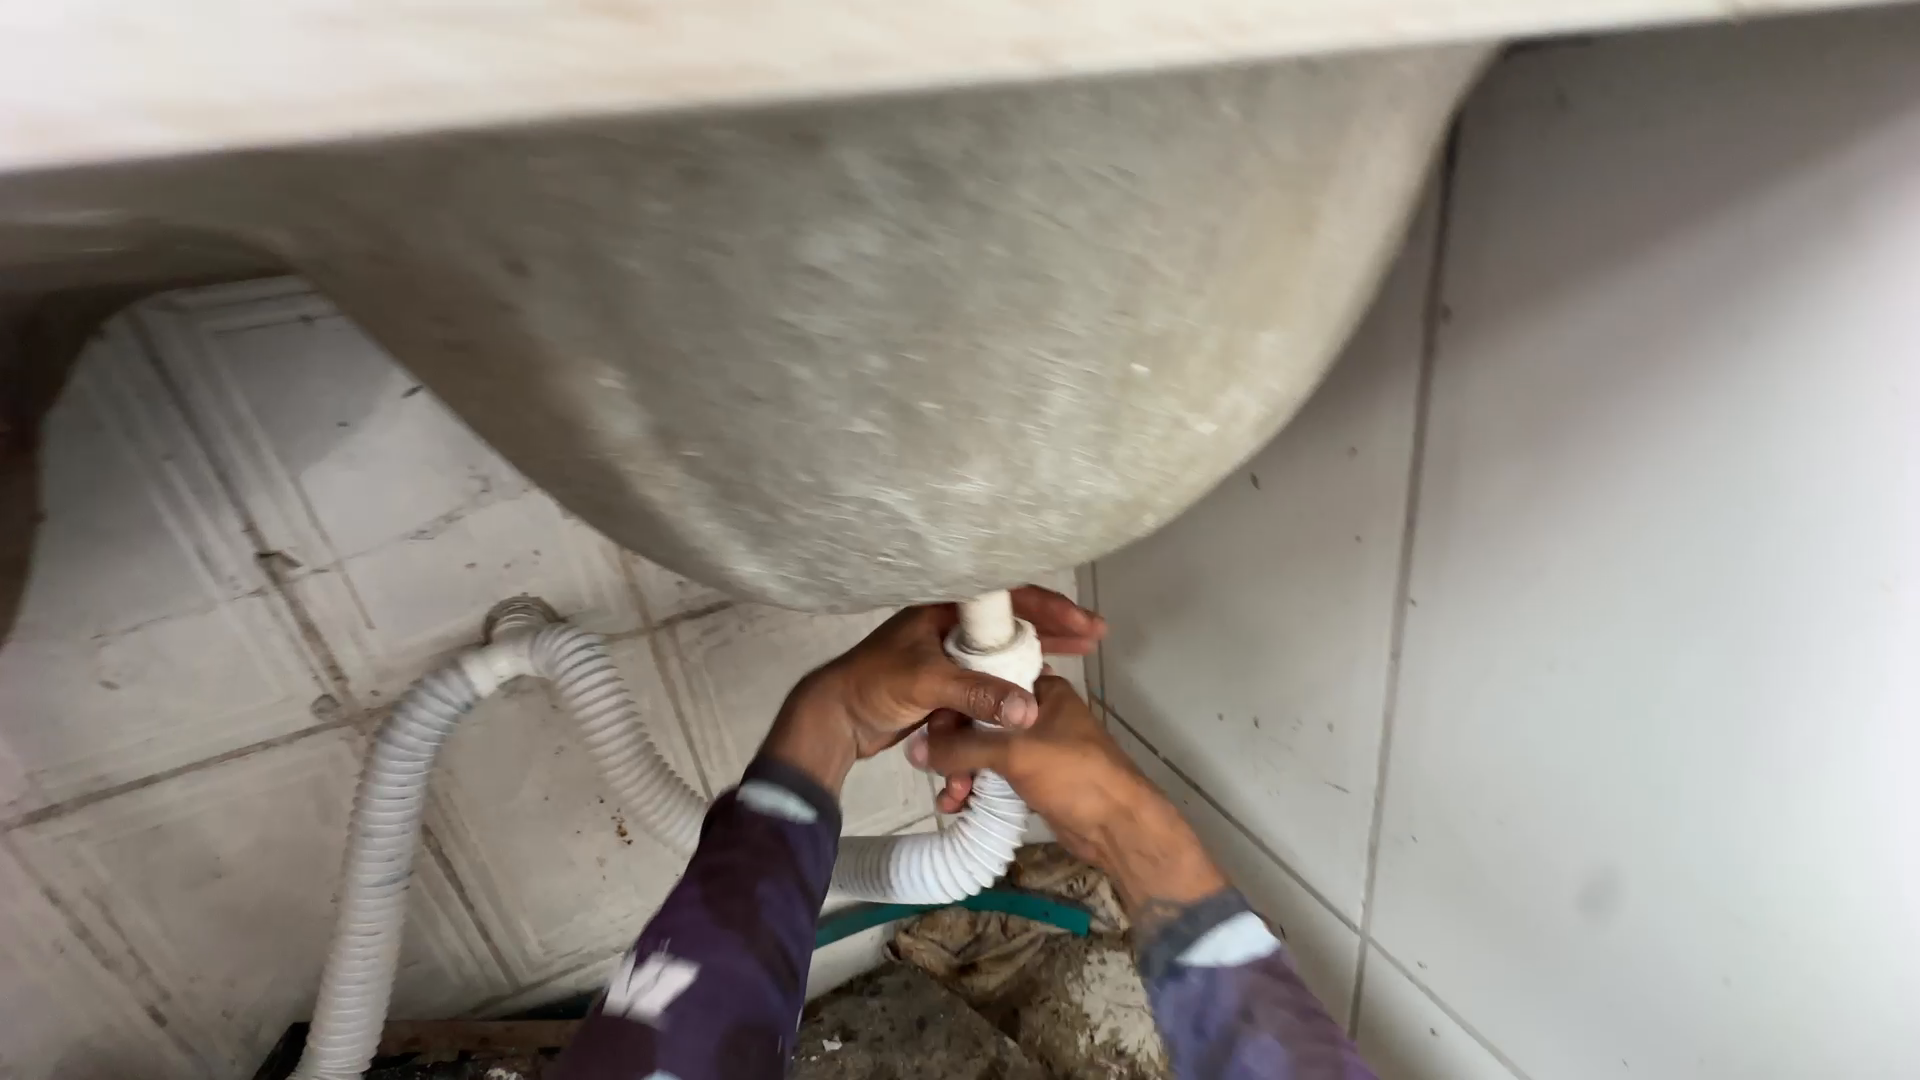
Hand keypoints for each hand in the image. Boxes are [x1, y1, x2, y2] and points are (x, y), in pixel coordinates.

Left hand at [760, 585, 1104, 795]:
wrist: (838, 718)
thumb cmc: (874, 684)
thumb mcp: (926, 682)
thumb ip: (977, 693)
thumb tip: (1030, 711)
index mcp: (944, 608)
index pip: (1007, 597)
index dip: (1048, 608)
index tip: (1083, 623)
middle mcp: (951, 623)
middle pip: (1012, 619)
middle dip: (1053, 625)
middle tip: (1094, 634)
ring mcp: (950, 650)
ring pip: (1005, 646)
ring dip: (1040, 649)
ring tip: (1081, 651)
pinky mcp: (948, 678)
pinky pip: (992, 672)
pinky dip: (1017, 675)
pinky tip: (1043, 679)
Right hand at [911, 675, 1226, 922]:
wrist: (1118, 827)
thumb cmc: (1073, 774)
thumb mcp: (1014, 752)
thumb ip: (963, 747)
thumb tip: (916, 751)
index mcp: (1040, 688)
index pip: (984, 681)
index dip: (954, 702)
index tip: (929, 728)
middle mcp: (1034, 711)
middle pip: (978, 718)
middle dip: (953, 747)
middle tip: (937, 770)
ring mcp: (1033, 745)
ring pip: (982, 750)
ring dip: (960, 772)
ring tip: (950, 798)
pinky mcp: (1031, 777)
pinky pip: (991, 775)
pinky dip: (974, 788)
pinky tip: (958, 806)